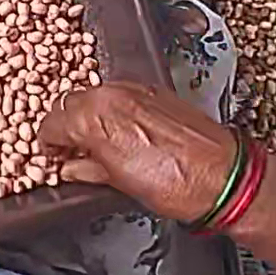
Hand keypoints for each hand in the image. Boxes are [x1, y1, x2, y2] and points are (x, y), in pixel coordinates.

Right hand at [38, 81, 237, 223]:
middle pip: (67, 105)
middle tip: (74, 149)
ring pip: (92, 95)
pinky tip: (124, 130)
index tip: (54, 154)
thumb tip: (72, 168)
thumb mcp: (119, 183)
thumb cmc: (177, 184)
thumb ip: (86, 169)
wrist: (226, 177)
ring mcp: (131, 90)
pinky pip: (118, 93)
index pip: (50, 124)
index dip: (49, 143)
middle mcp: (107, 97)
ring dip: (89, 114)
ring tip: (101, 139)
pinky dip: (113, 107)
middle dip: (67, 126)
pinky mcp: (151, 89)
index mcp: (91, 120)